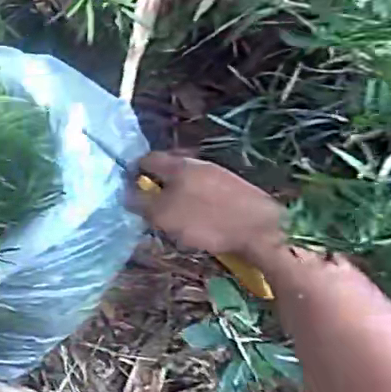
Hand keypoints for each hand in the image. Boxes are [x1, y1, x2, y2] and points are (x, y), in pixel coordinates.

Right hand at [129, 151, 286, 259]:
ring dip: (179, 198)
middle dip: (157, 188)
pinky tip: (203, 223)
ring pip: (188, 183)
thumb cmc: (206, 221)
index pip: (145, 159)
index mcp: (177, 165)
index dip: (133, 174)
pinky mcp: (236, 190)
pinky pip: (207, 193)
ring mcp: (219, 175)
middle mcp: (197, 163)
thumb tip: (127, 194)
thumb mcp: (162, 215)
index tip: (131, 193)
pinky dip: (199, 205)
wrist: (263, 231)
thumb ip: (140, 202)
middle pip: (167, 171)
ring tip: (178, 221)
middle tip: (153, 210)